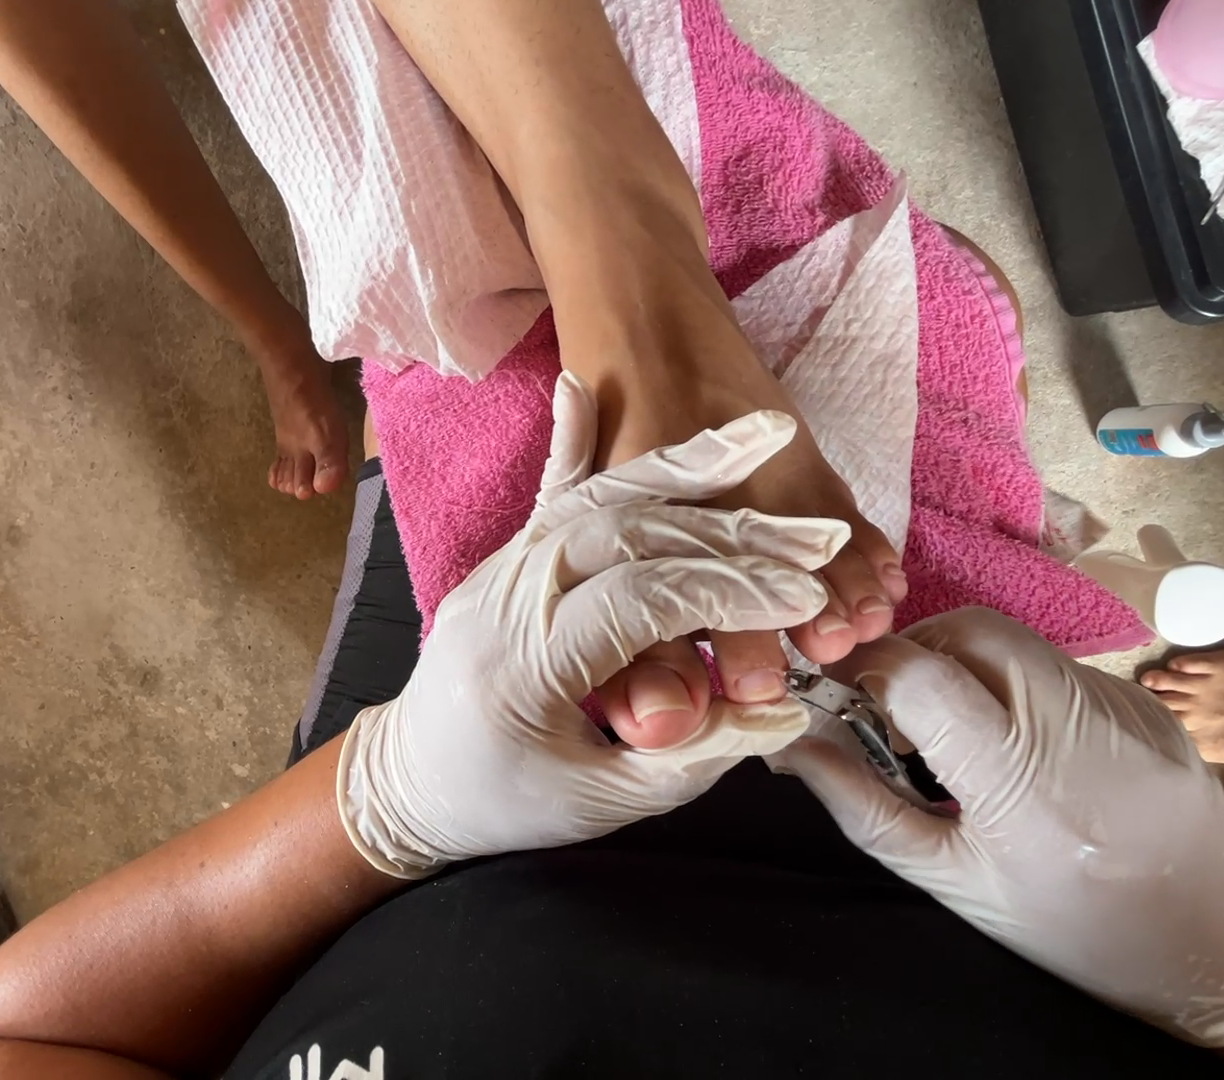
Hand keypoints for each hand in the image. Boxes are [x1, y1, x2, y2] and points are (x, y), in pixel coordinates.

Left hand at [338, 372, 847, 877]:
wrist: (408, 777)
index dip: (727, 594)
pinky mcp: (504, 561)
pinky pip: (541, 498)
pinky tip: (582, 386)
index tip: (803, 598)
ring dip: (681, 467)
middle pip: (625, 536)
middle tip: (815, 534)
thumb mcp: (600, 802)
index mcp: (522, 666)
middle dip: (729, 531)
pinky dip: (568, 441)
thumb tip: (780, 708)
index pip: (638, 602)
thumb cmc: (501, 803)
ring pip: (594, 500)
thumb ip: (690, 756)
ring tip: (759, 435)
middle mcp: (504, 598)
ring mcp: (499, 570)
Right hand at [780, 608, 1223, 1046]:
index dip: (864, 669)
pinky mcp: (1144, 701)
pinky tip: (1008, 732)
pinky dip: (1002, 678)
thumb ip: (859, 803)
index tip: (839, 693)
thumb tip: (786, 744)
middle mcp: (1082, 730)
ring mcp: (1125, 708)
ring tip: (945, 718)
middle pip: (967, 631)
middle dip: (909, 649)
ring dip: (952, 659)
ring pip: (1007, 637)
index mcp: (1025, 786)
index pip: (922, 676)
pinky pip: (1047, 661)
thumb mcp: (948, 878)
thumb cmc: (1068, 926)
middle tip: (888, 697)